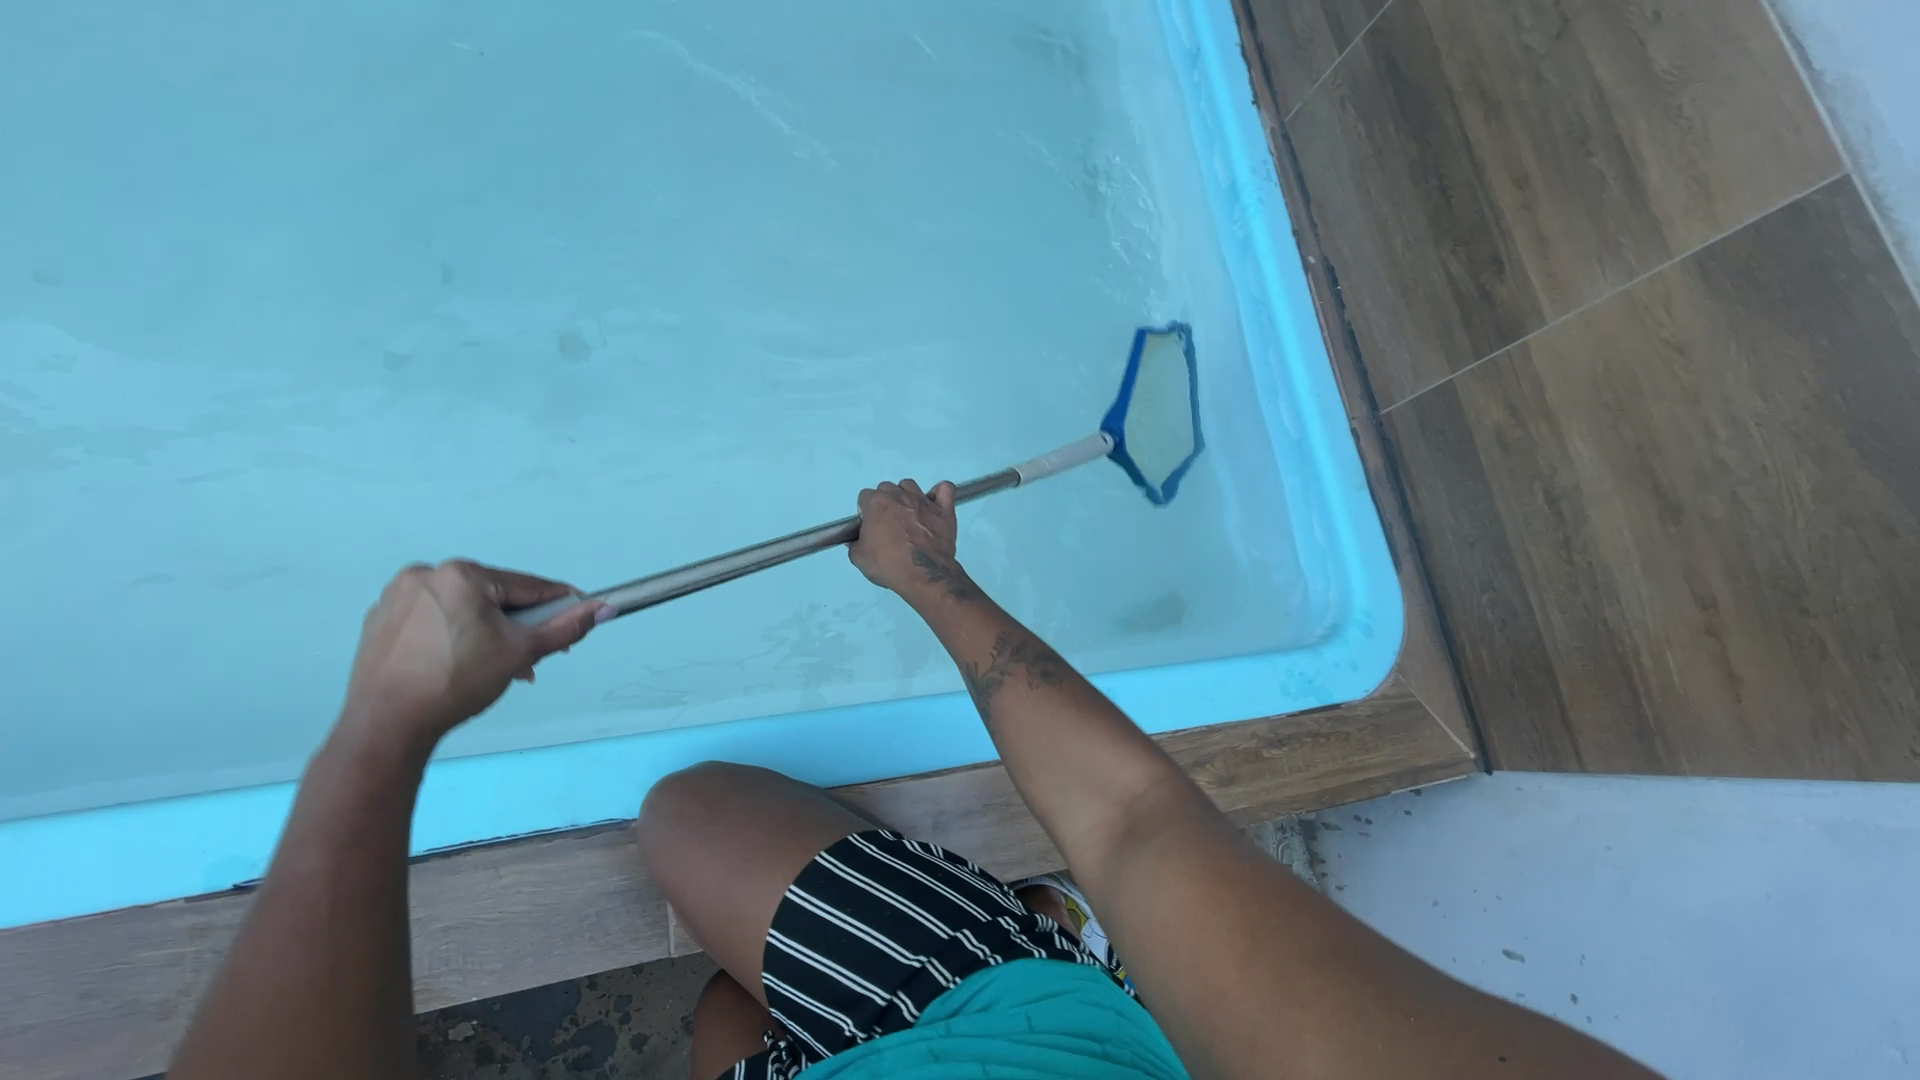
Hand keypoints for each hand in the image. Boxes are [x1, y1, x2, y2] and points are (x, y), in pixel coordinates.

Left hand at [340, 560, 609, 750]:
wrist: (387, 724)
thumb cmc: (459, 681)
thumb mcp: (523, 651)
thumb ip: (567, 627)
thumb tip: (603, 608)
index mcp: (461, 574)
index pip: (526, 586)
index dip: (558, 603)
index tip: (579, 614)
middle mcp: (425, 575)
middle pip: (493, 597)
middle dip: (517, 626)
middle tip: (531, 658)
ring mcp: (397, 597)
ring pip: (463, 609)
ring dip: (488, 632)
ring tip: (498, 667)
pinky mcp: (379, 621)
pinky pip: (433, 620)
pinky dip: (454, 636)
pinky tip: (461, 665)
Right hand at [849, 479, 978, 603]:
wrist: (923, 574)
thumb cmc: (888, 565)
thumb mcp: (859, 558)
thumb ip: (855, 543)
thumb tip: (858, 540)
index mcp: (876, 503)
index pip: (865, 498)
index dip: (867, 512)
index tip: (871, 527)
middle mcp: (899, 495)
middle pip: (887, 489)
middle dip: (886, 503)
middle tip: (889, 524)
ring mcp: (923, 500)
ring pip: (911, 486)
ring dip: (907, 497)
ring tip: (909, 516)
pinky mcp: (944, 509)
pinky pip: (945, 489)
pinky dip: (939, 494)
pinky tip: (935, 505)